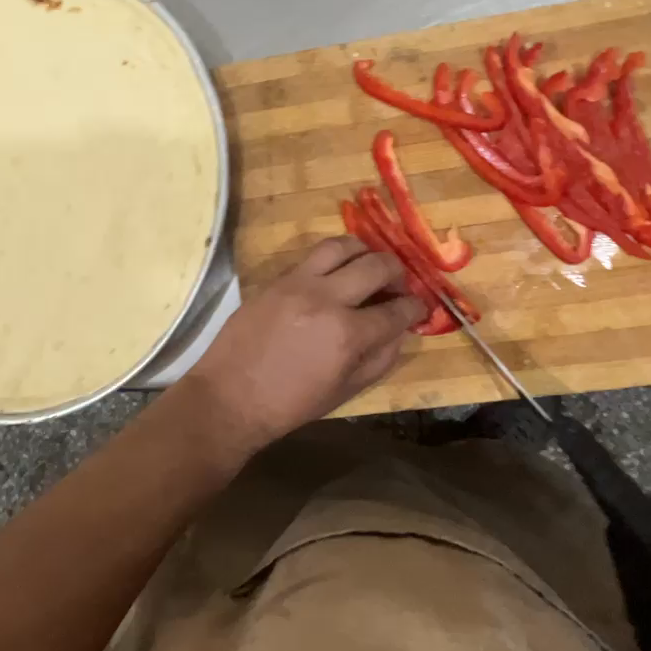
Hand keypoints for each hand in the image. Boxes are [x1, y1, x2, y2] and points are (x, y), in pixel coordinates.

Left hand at [185, 236, 426, 455]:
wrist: (230, 397)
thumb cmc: (291, 404)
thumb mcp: (345, 390)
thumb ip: (380, 358)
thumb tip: (399, 331)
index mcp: (348, 335)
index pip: (397, 310)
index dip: (416, 307)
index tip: (420, 307)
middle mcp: (326, 299)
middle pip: (376, 266)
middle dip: (398, 272)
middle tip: (398, 284)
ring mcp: (297, 284)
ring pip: (341, 246)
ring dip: (364, 251)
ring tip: (368, 264)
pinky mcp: (275, 280)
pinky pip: (311, 257)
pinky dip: (332, 259)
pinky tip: (336, 273)